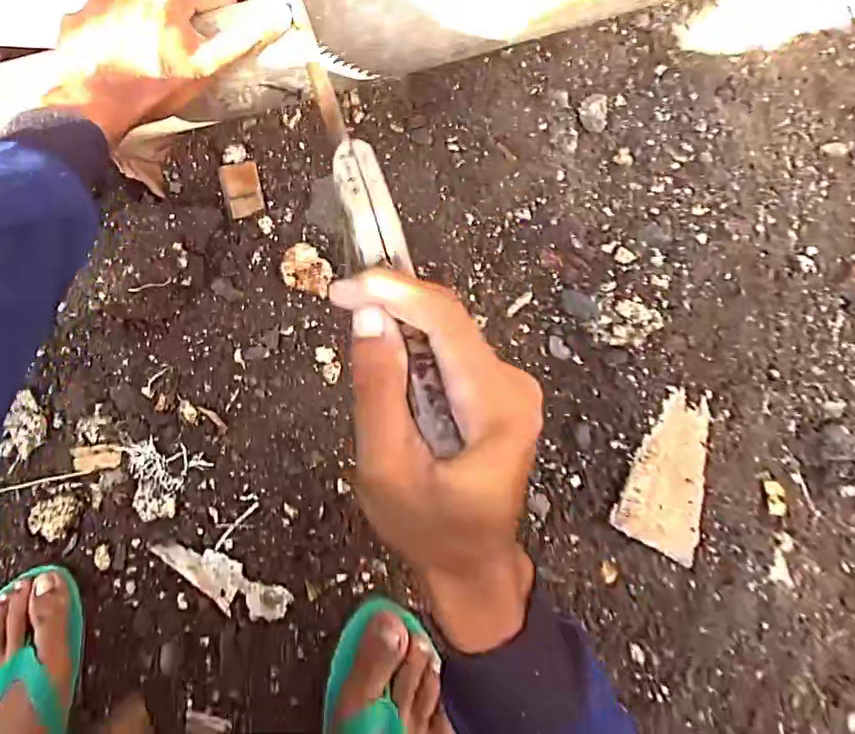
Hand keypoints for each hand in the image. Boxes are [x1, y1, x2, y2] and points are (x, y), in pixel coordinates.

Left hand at [40, 0, 277, 144]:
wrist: (91, 108)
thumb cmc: (148, 89)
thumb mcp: (204, 69)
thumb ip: (239, 43)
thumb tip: (271, 22)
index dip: (221, 15)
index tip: (218, 34)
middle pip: (170, 2)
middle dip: (179, 24)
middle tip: (178, 57)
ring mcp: (99, 3)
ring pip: (135, 9)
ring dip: (143, 27)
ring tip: (143, 60)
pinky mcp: (76, 19)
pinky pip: (102, 20)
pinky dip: (111, 34)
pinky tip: (117, 57)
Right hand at [330, 270, 544, 652]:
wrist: (471, 565)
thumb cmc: (430, 529)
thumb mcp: (387, 467)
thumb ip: (378, 389)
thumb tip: (368, 316)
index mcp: (497, 408)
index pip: (445, 319)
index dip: (392, 291)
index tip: (343, 289)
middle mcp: (511, 385)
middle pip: (446, 318)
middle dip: (390, 304)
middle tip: (342, 302)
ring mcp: (505, 384)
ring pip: (442, 328)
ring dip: (397, 326)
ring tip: (363, 348)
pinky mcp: (491, 386)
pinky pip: (444, 346)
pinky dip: (409, 346)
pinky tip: (389, 369)